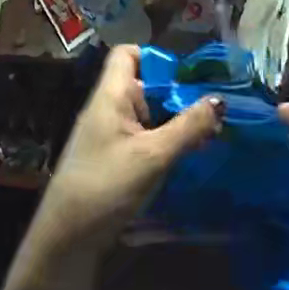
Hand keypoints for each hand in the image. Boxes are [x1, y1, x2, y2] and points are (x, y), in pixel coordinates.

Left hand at [28, 45, 224, 257]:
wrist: (68, 236)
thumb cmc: (107, 185)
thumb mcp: (153, 155)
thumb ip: (188, 126)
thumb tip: (219, 99)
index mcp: (110, 95)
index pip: (128, 54)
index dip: (157, 57)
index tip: (189, 77)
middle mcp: (108, 107)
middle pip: (144, 83)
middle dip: (178, 93)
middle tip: (213, 109)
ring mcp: (110, 133)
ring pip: (148, 112)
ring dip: (175, 120)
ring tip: (210, 133)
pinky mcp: (115, 157)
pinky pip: (144, 135)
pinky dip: (166, 140)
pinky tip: (189, 154)